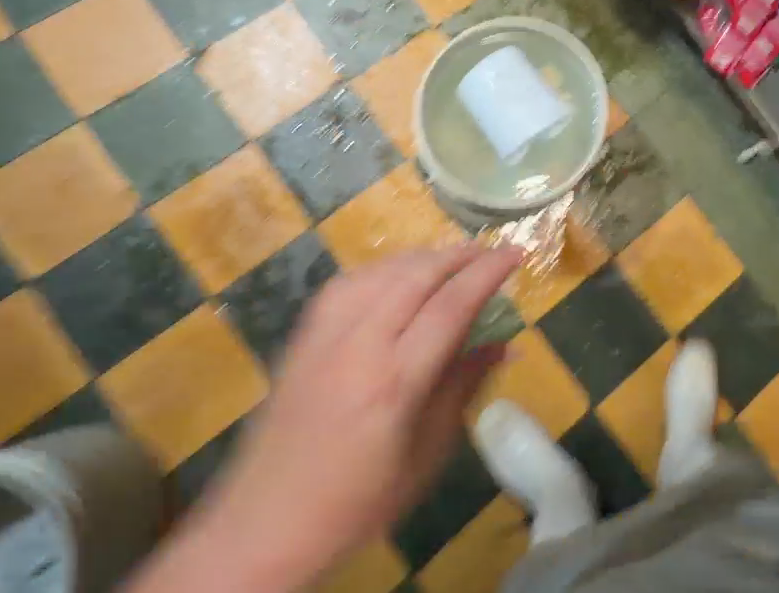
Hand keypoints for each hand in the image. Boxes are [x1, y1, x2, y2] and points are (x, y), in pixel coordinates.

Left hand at [130, 245, 520, 591]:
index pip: (451, 306)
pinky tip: (397, 277)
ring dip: (422, 258)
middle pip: (416, 276)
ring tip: (451, 261)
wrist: (262, 526)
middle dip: (459, 255)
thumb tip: (506, 345)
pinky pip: (347, 283)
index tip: (516, 255)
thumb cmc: (357, 503)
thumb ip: (463, 388)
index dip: (488, 273)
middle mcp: (358, 346)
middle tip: (490, 251)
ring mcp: (323, 337)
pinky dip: (382, 269)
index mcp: (395, 382)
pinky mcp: (301, 339)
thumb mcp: (426, 456)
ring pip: (380, 271)